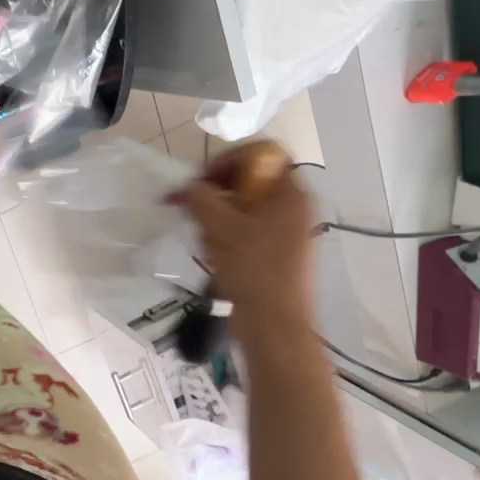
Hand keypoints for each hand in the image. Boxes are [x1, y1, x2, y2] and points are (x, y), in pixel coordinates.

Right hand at [174, 146, 315, 340]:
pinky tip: (213, 256)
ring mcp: (286, 232)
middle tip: (193, 211)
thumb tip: (186, 187)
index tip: (201, 182)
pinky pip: (245, 232)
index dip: (228, 161)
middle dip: (216, 194)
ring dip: (217, 219)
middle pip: (250, 182)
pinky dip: (225, 237)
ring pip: (243, 209)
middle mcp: (294, 207)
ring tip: (205, 240)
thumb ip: (200, 199)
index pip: (262, 154)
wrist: (274, 325)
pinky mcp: (275, 253)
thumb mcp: (220, 229)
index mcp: (292, 193)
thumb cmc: (253, 271)